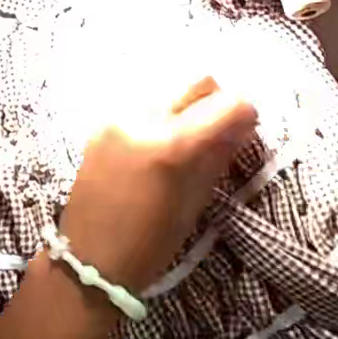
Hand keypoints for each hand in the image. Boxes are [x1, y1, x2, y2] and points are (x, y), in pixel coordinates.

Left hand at [56, 76, 257, 294]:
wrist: (88, 258)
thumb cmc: (149, 245)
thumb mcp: (194, 203)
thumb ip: (218, 156)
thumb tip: (242, 126)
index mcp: (169, 146)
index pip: (225, 105)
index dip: (245, 112)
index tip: (249, 125)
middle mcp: (141, 118)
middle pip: (196, 80)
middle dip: (217, 100)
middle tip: (222, 128)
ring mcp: (117, 116)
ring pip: (168, 87)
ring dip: (187, 104)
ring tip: (191, 135)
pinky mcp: (101, 123)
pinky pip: (143, 102)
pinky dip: (162, 112)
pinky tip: (163, 139)